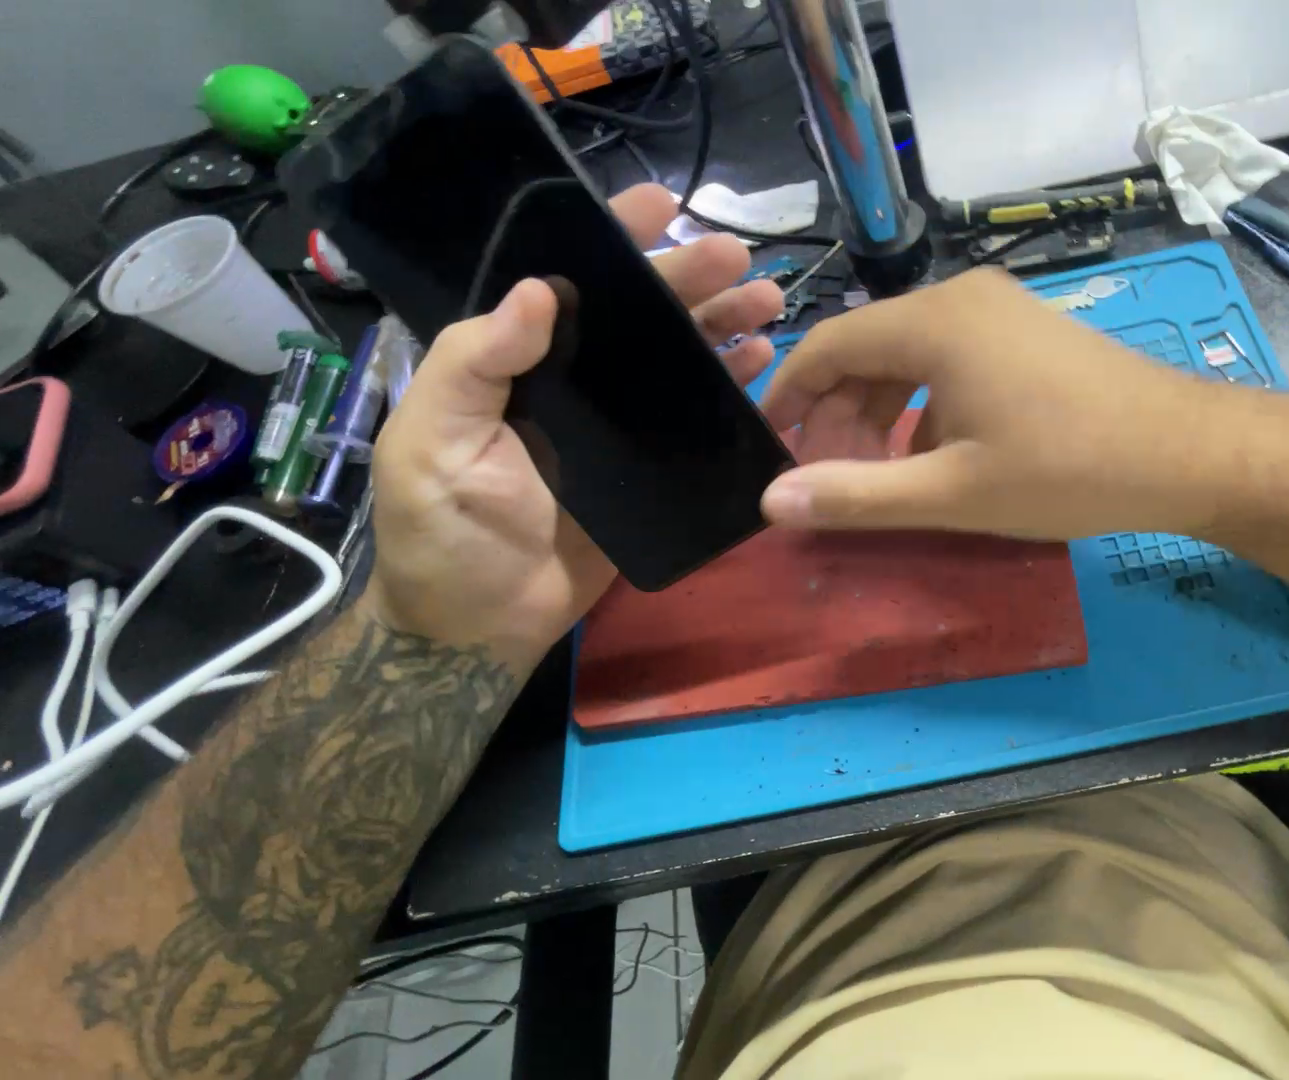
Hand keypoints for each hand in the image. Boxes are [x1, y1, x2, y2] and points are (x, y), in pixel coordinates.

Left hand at [366, 184, 783, 667]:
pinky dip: (727, 390)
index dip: (611, 239)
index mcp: (516, 363)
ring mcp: (618, 427)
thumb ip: (474, 365)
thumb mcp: (433, 442)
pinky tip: (759, 365)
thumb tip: (543, 291)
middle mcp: (573, 383)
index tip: (660, 205)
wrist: (483, 624)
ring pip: (675, 362)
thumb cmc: (443, 532)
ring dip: (722, 327)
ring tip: (770, 303)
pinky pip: (693, 420)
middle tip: (740, 259)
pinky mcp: (651, 469)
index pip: (568, 283)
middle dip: (689, 280)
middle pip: (638, 317)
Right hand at [759, 268, 1229, 540]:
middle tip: (833, 479)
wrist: (1187, 452)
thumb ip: (857, 495)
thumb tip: (770, 502)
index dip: (791, 397)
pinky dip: (930, 409)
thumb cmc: (1066, 470)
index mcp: (934, 322)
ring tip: (881, 477)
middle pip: (871, 350)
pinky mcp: (1030, 334)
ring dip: (885, 415)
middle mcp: (962, 298)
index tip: (773, 448)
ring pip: (913, 359)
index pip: (828, 345)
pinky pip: (955, 364)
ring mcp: (1003, 312)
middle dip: (841, 415)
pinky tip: (939, 459)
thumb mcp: (953, 492)